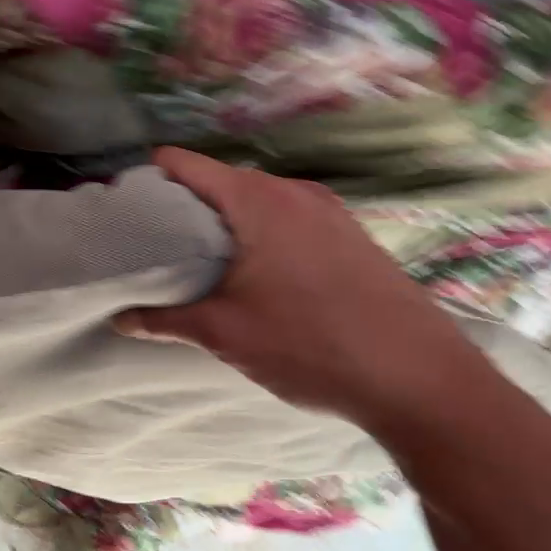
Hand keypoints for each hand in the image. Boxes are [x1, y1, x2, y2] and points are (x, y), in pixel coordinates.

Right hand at [115, 147, 498, 429]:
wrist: (430, 388)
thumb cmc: (313, 346)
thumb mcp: (224, 333)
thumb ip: (164, 319)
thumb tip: (120, 320)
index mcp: (256, 199)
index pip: (181, 162)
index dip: (145, 182)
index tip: (124, 214)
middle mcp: (293, 192)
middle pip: (215, 180)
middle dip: (180, 207)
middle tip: (152, 246)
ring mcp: (330, 212)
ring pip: (252, 201)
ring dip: (221, 225)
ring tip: (198, 264)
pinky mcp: (353, 237)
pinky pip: (285, 219)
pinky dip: (258, 236)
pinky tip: (254, 278)